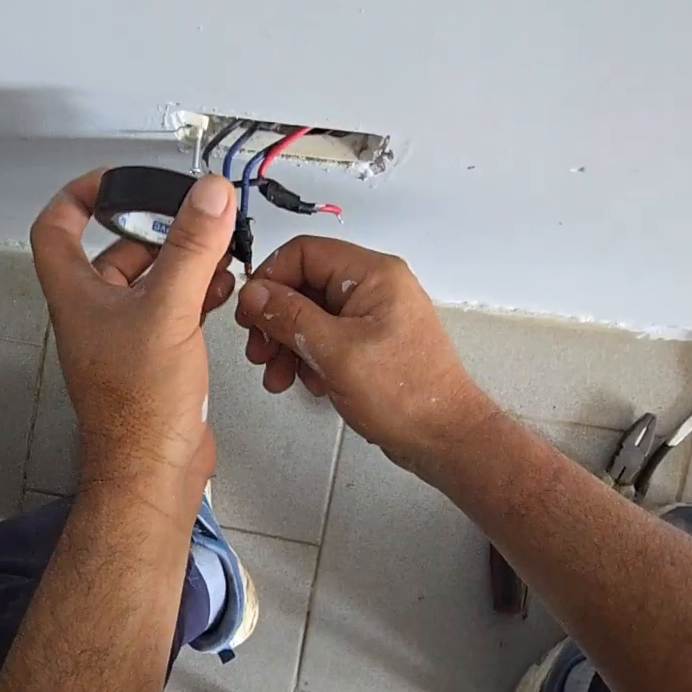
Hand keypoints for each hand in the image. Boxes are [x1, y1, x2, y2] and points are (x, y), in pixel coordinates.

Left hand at [31, 169, 238, 503]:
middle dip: (153, 231)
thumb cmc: (140, 409)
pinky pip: (169, 313)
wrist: (154, 469)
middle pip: (114, 253)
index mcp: (78, 297)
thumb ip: (190, 249)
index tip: (112, 180)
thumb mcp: (169, 312)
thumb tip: (207, 197)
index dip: (80, 195)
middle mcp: (95, 316)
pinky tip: (220, 292)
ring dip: (180, 264)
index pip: (57, 227)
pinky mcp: (151, 360)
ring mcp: (123, 339)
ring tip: (214, 251)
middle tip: (187, 216)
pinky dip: (193, 295)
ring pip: (148, 284)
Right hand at [234, 236, 495, 473]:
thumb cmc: (408, 396)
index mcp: (373, 275)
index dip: (269, 279)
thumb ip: (289, 317)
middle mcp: (374, 288)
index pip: (304, 253)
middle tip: (259, 349)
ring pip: (311, 316)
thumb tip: (254, 294)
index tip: (249, 311)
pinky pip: (326, 339)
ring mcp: (372, 316)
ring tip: (278, 376)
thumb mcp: (335, 352)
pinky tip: (306, 383)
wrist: (442, 437)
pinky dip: (308, 359)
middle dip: (275, 320)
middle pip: (304, 285)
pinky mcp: (369, 343)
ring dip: (287, 344)